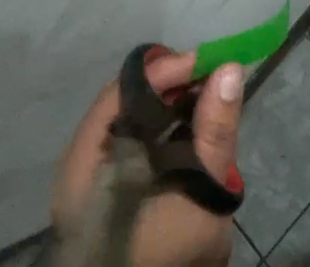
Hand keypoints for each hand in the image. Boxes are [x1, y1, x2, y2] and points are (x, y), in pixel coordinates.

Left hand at [52, 48, 245, 265]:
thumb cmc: (168, 256)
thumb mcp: (201, 192)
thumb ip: (214, 131)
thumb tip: (229, 69)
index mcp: (87, 166)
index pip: (122, 93)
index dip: (165, 70)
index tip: (209, 62)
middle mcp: (80, 168)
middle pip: (124, 104)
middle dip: (172, 85)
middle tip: (214, 78)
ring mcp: (92, 183)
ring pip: (131, 122)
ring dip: (171, 106)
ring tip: (209, 100)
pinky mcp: (109, 195)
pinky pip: (134, 145)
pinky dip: (164, 130)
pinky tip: (194, 130)